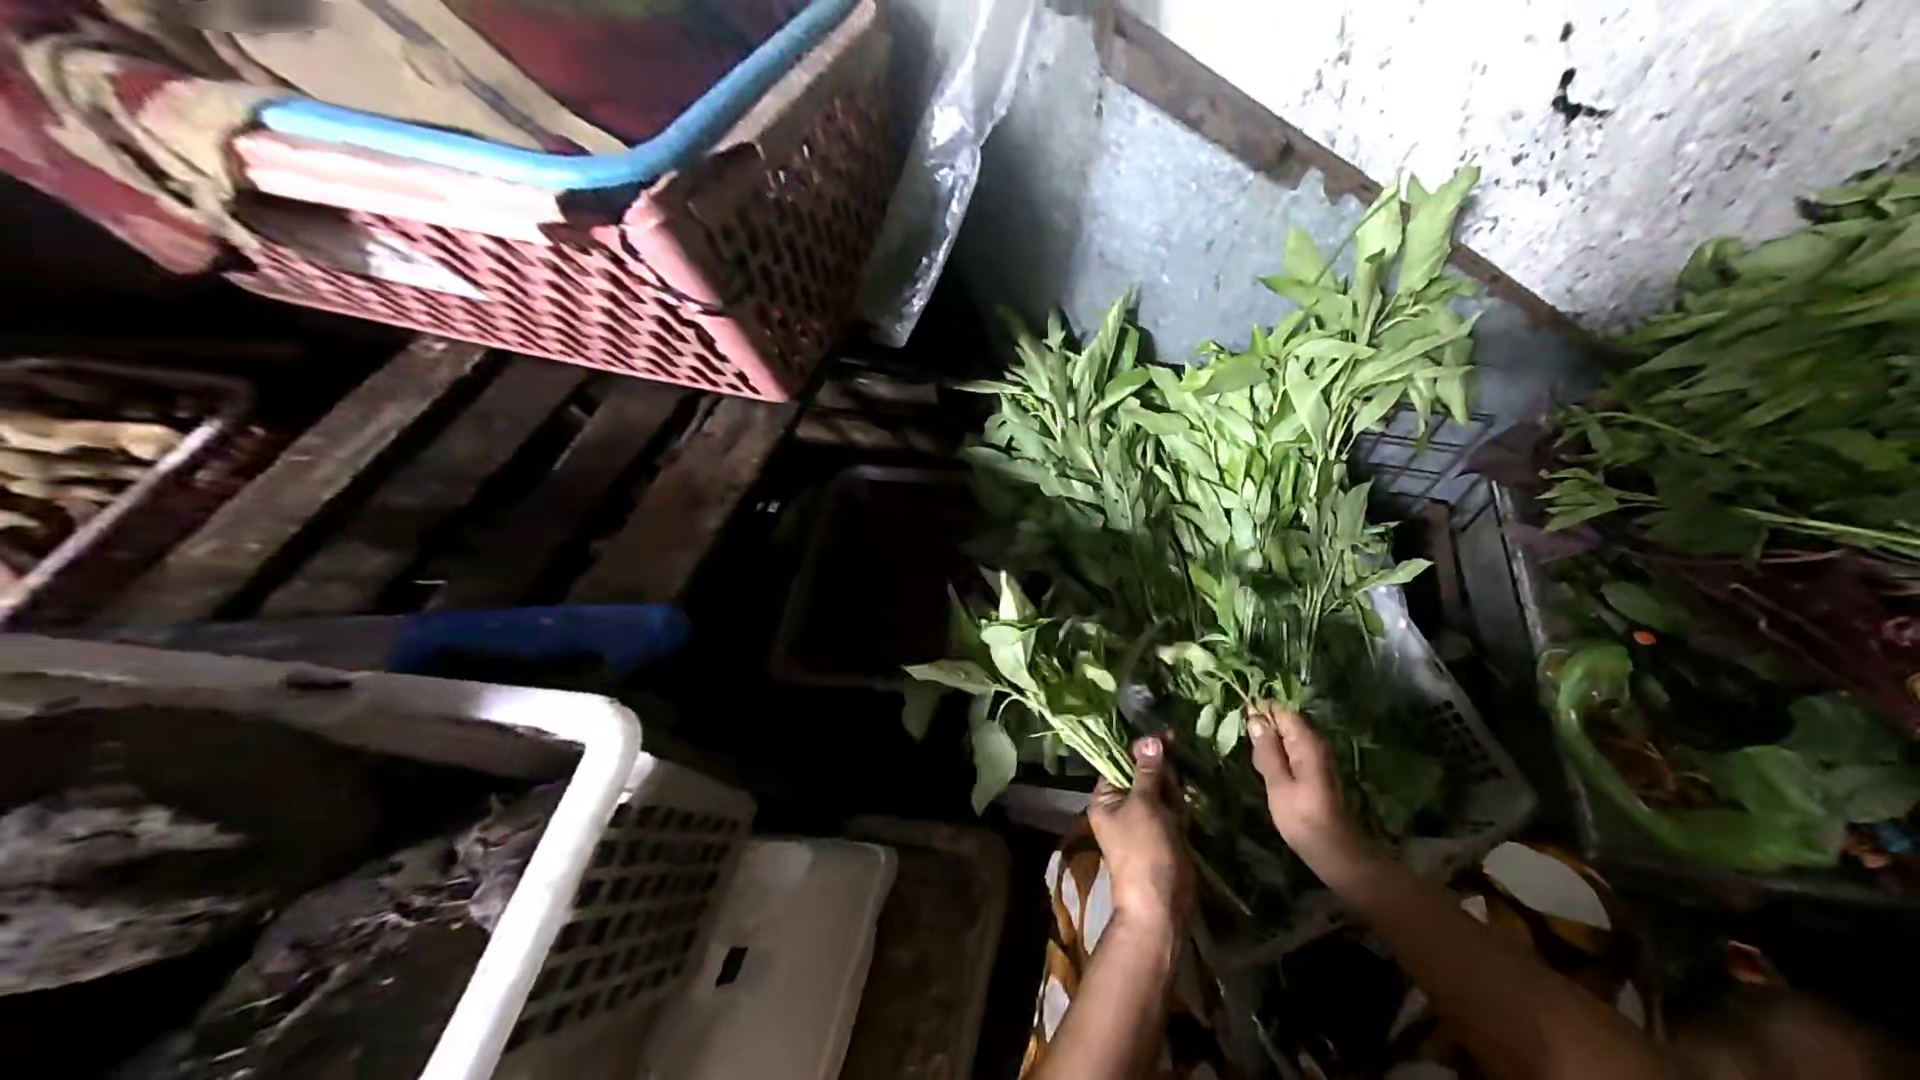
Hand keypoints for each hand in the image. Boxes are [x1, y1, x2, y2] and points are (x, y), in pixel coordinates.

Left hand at [1088, 735, 1191, 931]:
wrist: (1161, 904)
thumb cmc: (1144, 851)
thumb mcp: (1144, 805)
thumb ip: (1147, 772)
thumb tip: (1149, 739)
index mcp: (1105, 797)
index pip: (1121, 761)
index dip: (1142, 750)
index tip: (1165, 736)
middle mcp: (1121, 805)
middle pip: (1143, 774)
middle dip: (1162, 774)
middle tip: (1173, 784)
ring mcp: (1143, 820)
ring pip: (1161, 791)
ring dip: (1173, 793)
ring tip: (1177, 811)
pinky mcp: (1163, 833)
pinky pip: (1171, 810)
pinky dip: (1179, 809)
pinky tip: (1184, 819)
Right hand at [1247, 704, 1370, 875]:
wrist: (1336, 852)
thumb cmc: (1304, 819)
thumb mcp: (1278, 784)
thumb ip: (1266, 750)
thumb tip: (1255, 718)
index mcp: (1307, 743)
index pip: (1280, 711)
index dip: (1259, 713)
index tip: (1240, 724)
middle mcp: (1315, 744)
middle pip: (1283, 723)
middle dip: (1263, 731)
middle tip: (1251, 755)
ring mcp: (1316, 758)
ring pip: (1285, 739)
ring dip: (1268, 747)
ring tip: (1259, 767)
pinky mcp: (1314, 771)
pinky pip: (1290, 753)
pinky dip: (1277, 759)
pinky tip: (1269, 775)